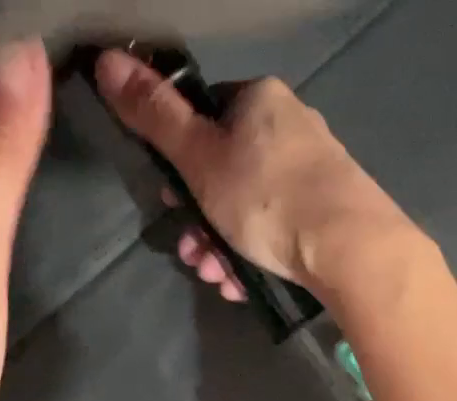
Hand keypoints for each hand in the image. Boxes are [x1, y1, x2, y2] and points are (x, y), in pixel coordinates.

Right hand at [94, 49, 414, 296]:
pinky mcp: (327, 214)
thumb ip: (154, 116)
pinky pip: (276, 232)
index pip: (205, 118)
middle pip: (225, 173)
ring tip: (214, 276)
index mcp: (260, 102)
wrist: (349, 248)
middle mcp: (291, 128)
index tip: (170, 200)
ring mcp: (313, 173)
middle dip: (198, 220)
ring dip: (219, 246)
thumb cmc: (266, 197)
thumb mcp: (199, 158)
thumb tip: (107, 60)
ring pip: (248, 210)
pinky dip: (251, 257)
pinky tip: (239, 284)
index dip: (179, 163)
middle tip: (191, 254)